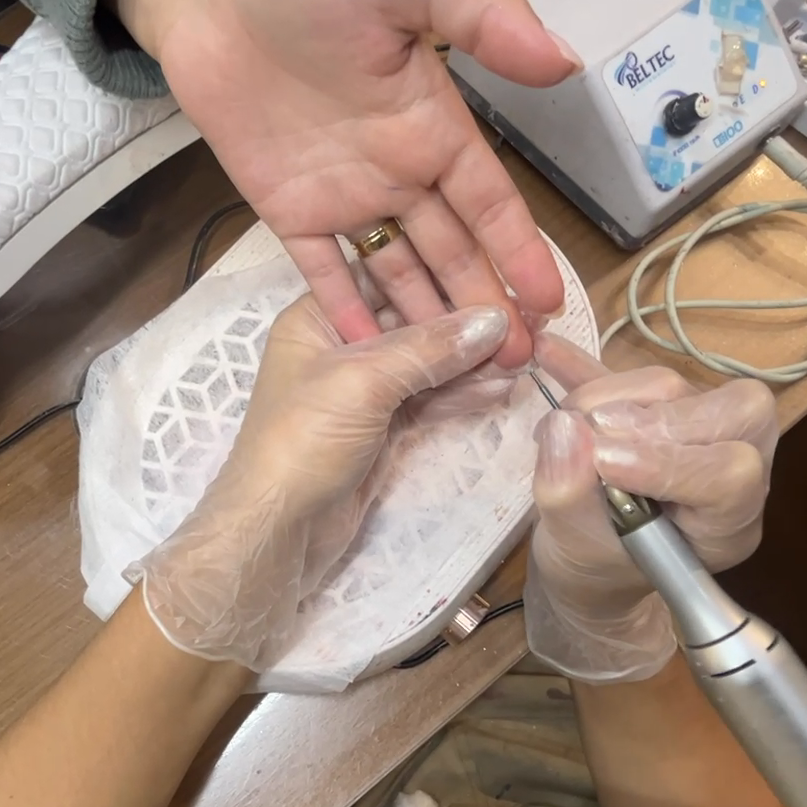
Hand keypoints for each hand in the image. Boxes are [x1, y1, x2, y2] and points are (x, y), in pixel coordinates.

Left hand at [112, 0, 579, 368]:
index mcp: (432, 126)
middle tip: (513, 362)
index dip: (518, 253)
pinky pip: (324, 274)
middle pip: (451, 252)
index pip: (488, 204)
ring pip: (396, 273)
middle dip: (483, 305)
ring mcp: (343, 200)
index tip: (548, 303)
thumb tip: (565, 64)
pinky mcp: (289, 214)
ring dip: (428, 322)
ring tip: (461, 375)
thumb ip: (480, 17)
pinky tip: (375, 357)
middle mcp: (397, 173)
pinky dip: (348, 314)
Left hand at [132, 296, 510, 666]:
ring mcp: (361, 390)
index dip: (442, 276)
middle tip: (527, 322)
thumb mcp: (362, 382)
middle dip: (467, 323)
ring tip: (526, 357)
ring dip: (472, 362)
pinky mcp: (380, 427)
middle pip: (413, 322)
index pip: (386, 279)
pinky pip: (427, 400)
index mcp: (316, 316)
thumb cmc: (302, 440)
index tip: (500, 278)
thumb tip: (496, 319)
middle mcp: (339, 345)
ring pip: (426, 364)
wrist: (278, 530)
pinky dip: (459, 394)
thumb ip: (429, 348)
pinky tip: (499, 388)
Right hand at [527, 335, 777, 682]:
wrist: (587, 561)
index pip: (731, 474)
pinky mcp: (652, 405)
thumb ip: (570, 495)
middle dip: (650, 416)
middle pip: (731, 410)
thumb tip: (563, 426)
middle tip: (588, 436)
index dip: (667, 460)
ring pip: (673, 384)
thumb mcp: (573, 549)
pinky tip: (548, 353)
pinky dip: (586, 366)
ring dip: (607, 396)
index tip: (602, 464)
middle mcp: (731, 467)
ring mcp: (696, 429)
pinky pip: (628, 375)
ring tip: (559, 429)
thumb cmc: (591, 568)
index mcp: (726, 522)